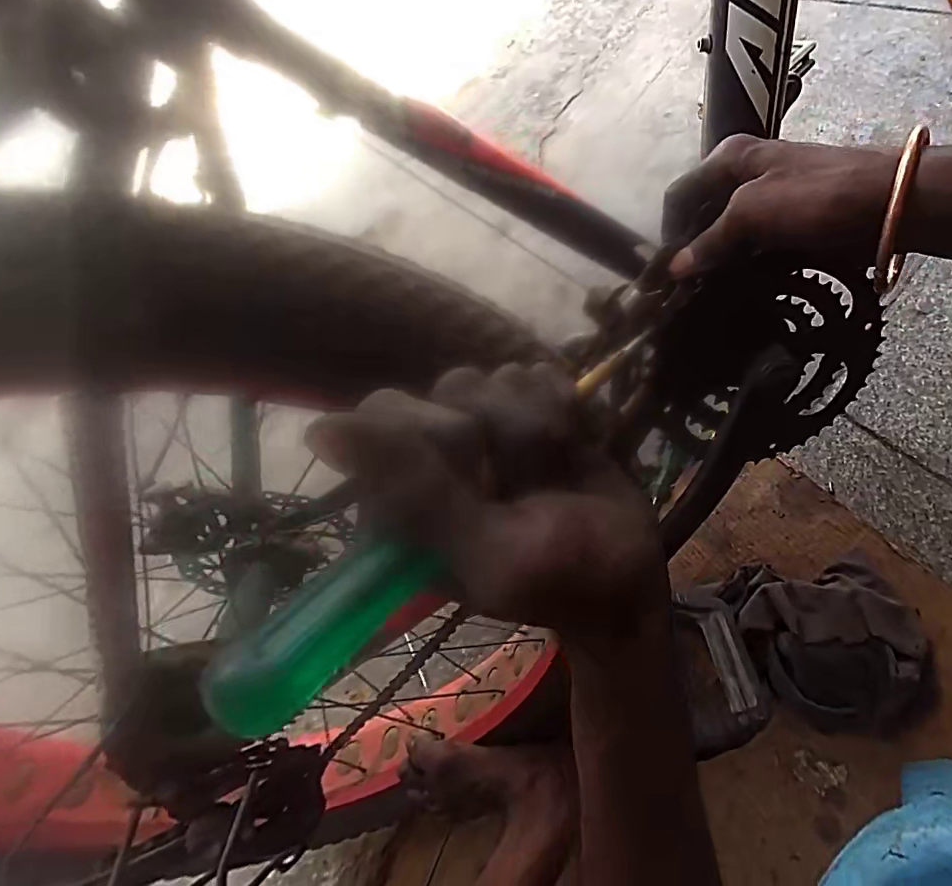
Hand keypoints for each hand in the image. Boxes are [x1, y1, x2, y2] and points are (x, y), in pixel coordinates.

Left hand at [305, 364, 664, 643]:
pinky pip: (536, 374)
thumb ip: (415, 495)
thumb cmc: (562, 577)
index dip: (441, 436)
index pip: (388, 414)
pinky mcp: (531, 411)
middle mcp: (441, 456)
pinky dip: (563, 403)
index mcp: (408, 496)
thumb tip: (321, 428)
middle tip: (525, 484)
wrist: (630, 576)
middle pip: (451, 389)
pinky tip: (575, 441)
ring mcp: (490, 428)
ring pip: (497, 378)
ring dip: (539, 424)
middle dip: (503, 432)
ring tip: (555, 469)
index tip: (482, 479)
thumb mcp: (490, 550)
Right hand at [662, 135, 897, 277]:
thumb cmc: (816, 197)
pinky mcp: (793, 223)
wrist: (890, 202)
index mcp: (730, 158)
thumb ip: (711, 239)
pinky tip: (737, 289)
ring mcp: (772, 198)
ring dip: (717, 261)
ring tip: (704, 297)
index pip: (679, 195)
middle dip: (690, 249)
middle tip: (680, 291)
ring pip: (730, 233)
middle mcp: (746, 173)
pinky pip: (756, 246)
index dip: (667, 233)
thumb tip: (674, 268)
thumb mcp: (753, 212)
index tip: (662, 275)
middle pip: (703, 214)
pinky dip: (744, 266)